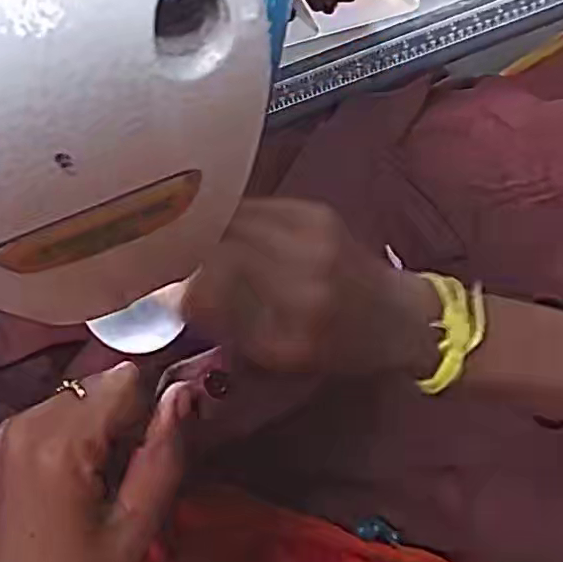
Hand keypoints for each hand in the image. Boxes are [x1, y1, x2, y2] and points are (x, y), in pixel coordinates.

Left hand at [0, 363, 199, 561]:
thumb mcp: (135, 529)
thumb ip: (163, 453)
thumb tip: (182, 394)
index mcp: (56, 442)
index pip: (123, 379)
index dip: (148, 408)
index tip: (151, 446)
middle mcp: (26, 421)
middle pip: (99, 383)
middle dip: (124, 416)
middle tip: (126, 473)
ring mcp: (9, 427)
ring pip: (80, 393)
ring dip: (101, 423)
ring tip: (101, 479)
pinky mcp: (3, 436)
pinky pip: (57, 409)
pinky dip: (77, 429)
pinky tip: (79, 475)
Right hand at [181, 198, 440, 376]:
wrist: (401, 316)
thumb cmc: (339, 347)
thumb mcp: (281, 355)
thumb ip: (228, 326)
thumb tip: (179, 296)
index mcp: (297, 311)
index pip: (216, 279)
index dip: (182, 278)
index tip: (161, 282)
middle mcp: (304, 263)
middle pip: (221, 237)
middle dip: (187, 245)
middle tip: (163, 253)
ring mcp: (311, 228)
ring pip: (235, 215)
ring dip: (205, 226)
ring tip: (183, 237)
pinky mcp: (314, 209)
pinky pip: (255, 206)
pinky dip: (230, 217)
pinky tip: (218, 226)